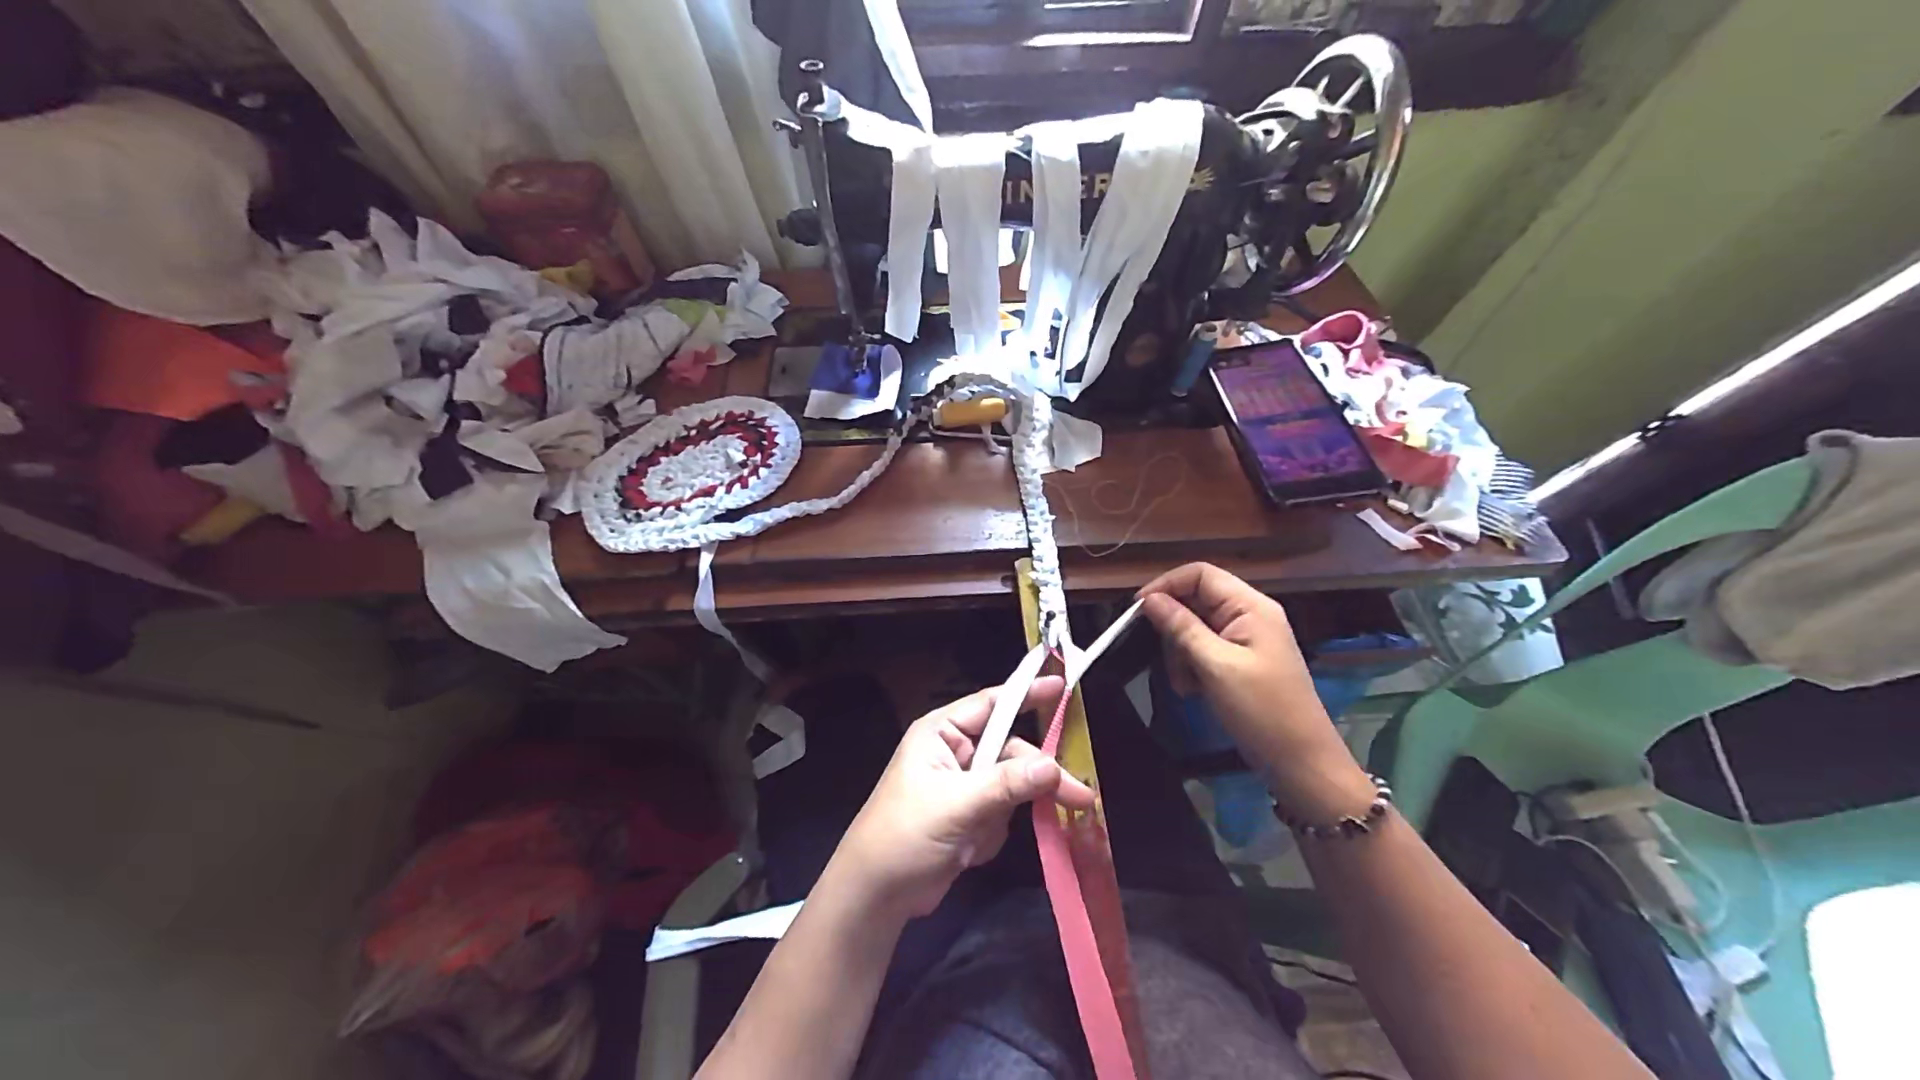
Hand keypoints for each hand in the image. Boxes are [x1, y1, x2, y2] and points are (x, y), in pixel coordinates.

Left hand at [826, 677, 1095, 918]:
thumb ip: (1006, 784)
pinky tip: (967, 851)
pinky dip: (993, 833)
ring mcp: (963, 786)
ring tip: (977, 838)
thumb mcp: (955, 806)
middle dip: (1036, 777)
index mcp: (941, 734)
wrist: (877, 895)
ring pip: (1012, 785)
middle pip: (1012, 751)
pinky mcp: (969, 816)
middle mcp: (954, 753)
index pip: (991, 704)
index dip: (1027, 694)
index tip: (1063, 686)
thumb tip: (1053, 767)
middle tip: (1079, 797)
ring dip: (1004, 813)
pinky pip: (1003, 814)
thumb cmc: (905, 836)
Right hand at [1137, 562, 1373, 821]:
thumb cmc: (1261, 710)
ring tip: (1184, 685)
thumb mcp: (1215, 666)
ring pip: (1195, 628)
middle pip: (1195, 601)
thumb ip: (1181, 628)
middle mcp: (1249, 615)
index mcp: (1250, 607)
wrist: (1300, 761)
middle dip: (1174, 629)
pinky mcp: (1241, 661)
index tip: (1137, 610)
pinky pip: (1205, 650)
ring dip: (1181, 653)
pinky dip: (1191, 666)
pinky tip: (1193, 690)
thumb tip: (1150, 599)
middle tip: (1167, 661)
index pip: (1200, 574)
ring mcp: (1246, 639)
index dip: (1166, 585)